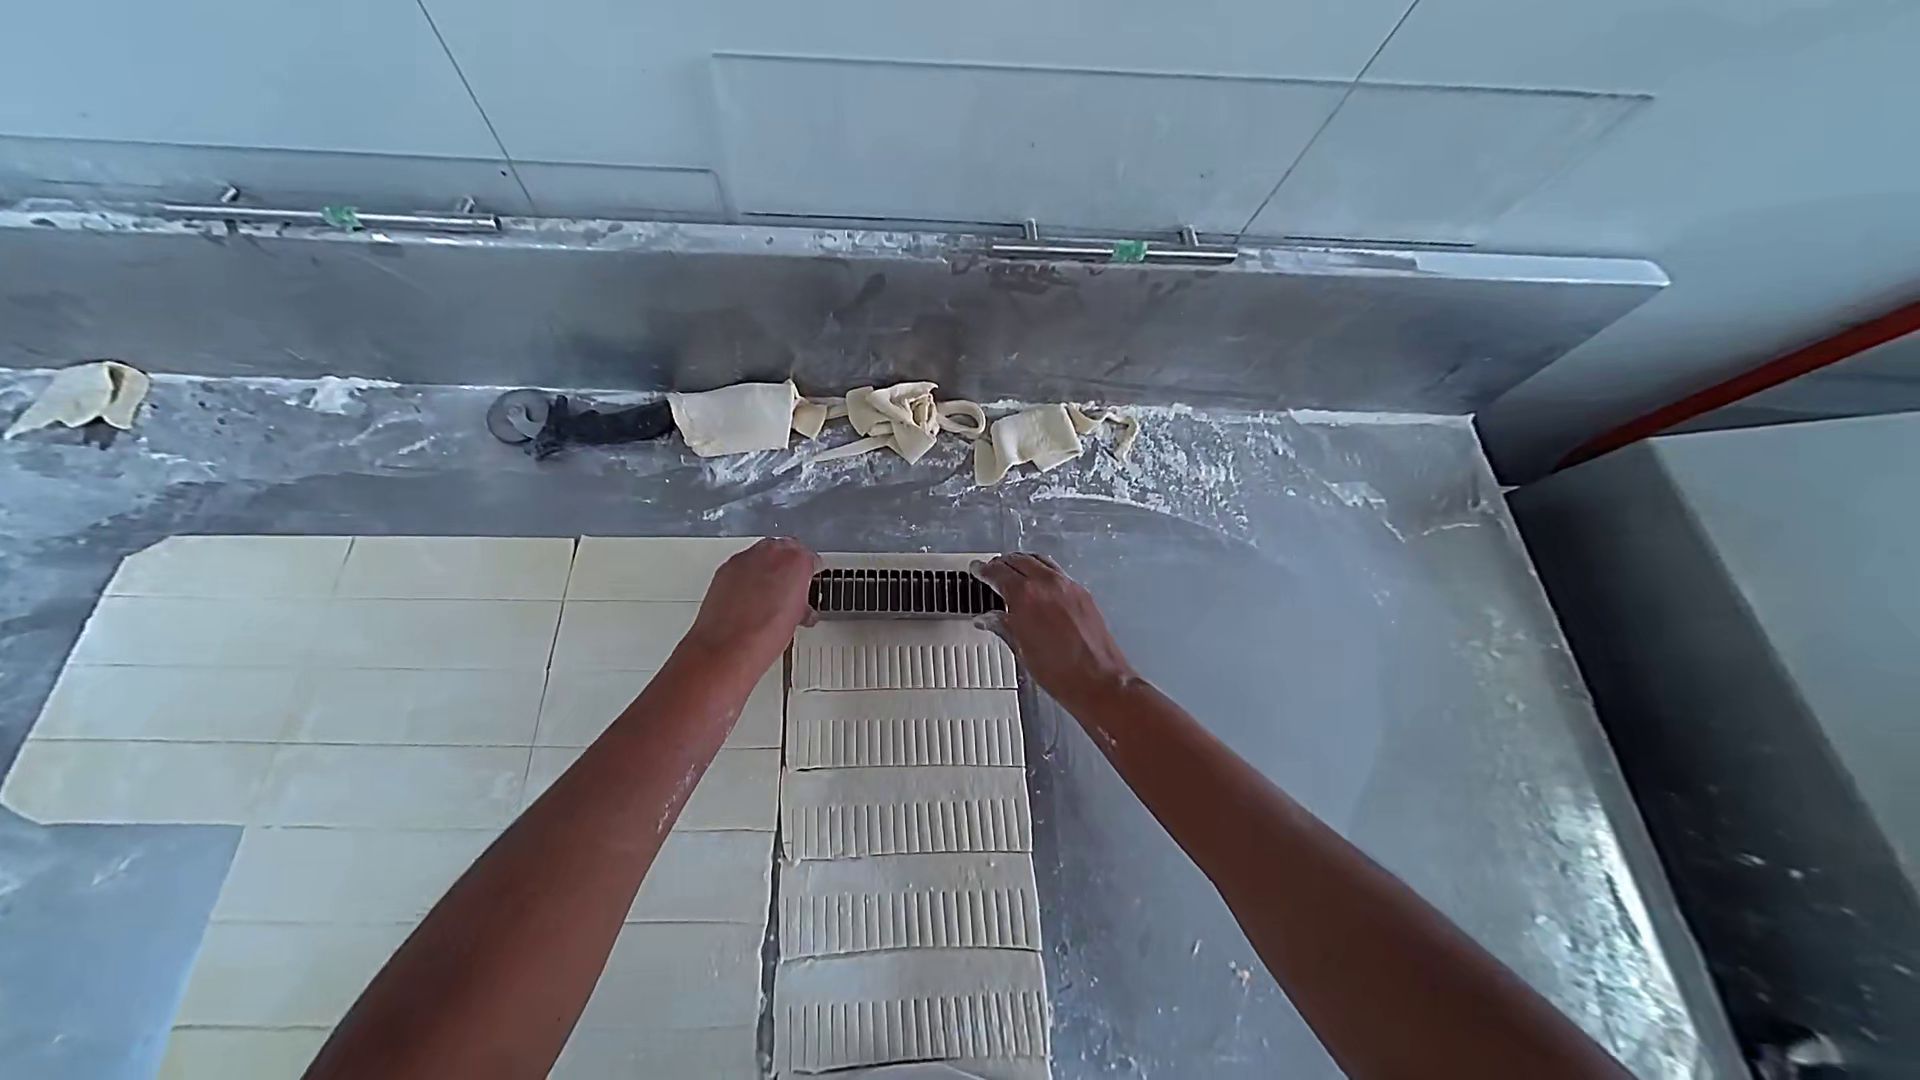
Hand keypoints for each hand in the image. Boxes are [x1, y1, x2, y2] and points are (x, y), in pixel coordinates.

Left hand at [680, 538, 819, 674]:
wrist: (729, 647)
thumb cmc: (763, 635)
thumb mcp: (798, 616)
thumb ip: (802, 598)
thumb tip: (798, 602)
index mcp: (797, 561)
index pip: (811, 558)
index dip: (811, 573)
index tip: (809, 583)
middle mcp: (771, 553)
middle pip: (787, 549)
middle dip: (790, 566)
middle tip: (791, 586)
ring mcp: (746, 559)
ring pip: (764, 554)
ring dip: (768, 568)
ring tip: (769, 593)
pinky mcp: (726, 568)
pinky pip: (743, 565)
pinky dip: (748, 575)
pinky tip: (750, 596)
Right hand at [970, 553, 1138, 708]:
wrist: (1098, 681)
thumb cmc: (1062, 672)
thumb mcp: (1021, 649)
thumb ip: (1003, 626)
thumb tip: (988, 619)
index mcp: (1026, 596)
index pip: (998, 573)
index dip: (983, 570)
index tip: (977, 570)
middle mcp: (1047, 584)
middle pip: (1018, 560)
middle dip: (1001, 564)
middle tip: (991, 569)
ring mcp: (1068, 586)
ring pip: (1039, 561)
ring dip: (1022, 563)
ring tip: (1013, 571)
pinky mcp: (1082, 593)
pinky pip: (1057, 572)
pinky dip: (1042, 571)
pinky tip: (1039, 584)